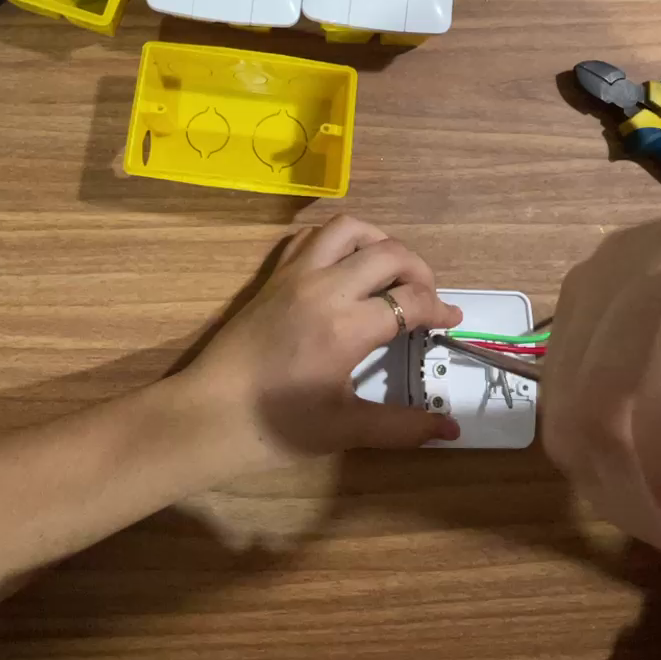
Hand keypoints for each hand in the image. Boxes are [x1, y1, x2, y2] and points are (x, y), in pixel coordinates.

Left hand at [184, 215, 464, 468]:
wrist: (208, 413)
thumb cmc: (276, 425)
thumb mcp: (345, 429)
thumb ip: (402, 426)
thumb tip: (452, 430)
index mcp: (346, 326)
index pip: (410, 300)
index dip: (439, 308)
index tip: (451, 320)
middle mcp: (325, 287)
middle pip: (389, 253)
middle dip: (419, 270)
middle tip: (427, 298)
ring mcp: (296, 274)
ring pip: (349, 229)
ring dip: (380, 242)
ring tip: (391, 271)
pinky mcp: (274, 274)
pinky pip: (312, 236)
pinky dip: (339, 241)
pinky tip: (345, 266)